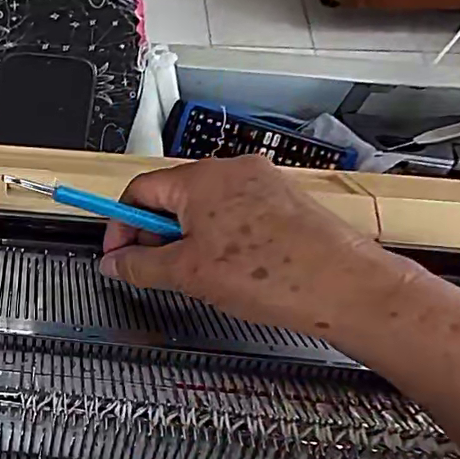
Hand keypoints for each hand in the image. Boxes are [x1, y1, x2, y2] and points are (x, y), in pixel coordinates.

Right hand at [98, 155, 413, 336]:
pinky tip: (226, 269)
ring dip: (185, 237)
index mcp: (201, 178)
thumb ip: (139, 265)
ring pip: (202, 207)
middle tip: (152, 268)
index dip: (120, 226)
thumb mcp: (188, 274)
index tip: (116, 252)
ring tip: (195, 274)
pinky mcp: (280, 200)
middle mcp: (232, 170)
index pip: (139, 191)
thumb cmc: (277, 273)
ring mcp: (260, 182)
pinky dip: (217, 237)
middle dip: (154, 233)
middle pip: (170, 196)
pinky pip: (232, 213)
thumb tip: (114, 263)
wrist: (345, 287)